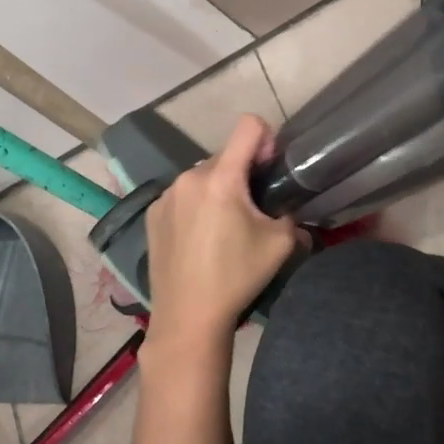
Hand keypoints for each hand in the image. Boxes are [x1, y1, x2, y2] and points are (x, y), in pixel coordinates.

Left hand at [142, 115, 301, 338]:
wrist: (188, 318)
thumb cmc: (236, 276)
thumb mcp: (281, 243)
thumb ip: (290, 212)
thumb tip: (288, 207)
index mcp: (221, 178)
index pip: (249, 126)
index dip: (267, 140)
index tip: (271, 168)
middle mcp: (189, 177)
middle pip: (227, 155)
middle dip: (244, 172)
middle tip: (254, 207)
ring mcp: (166, 196)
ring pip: (204, 175)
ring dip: (220, 188)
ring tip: (226, 225)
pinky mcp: (152, 214)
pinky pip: (184, 194)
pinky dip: (198, 204)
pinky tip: (201, 237)